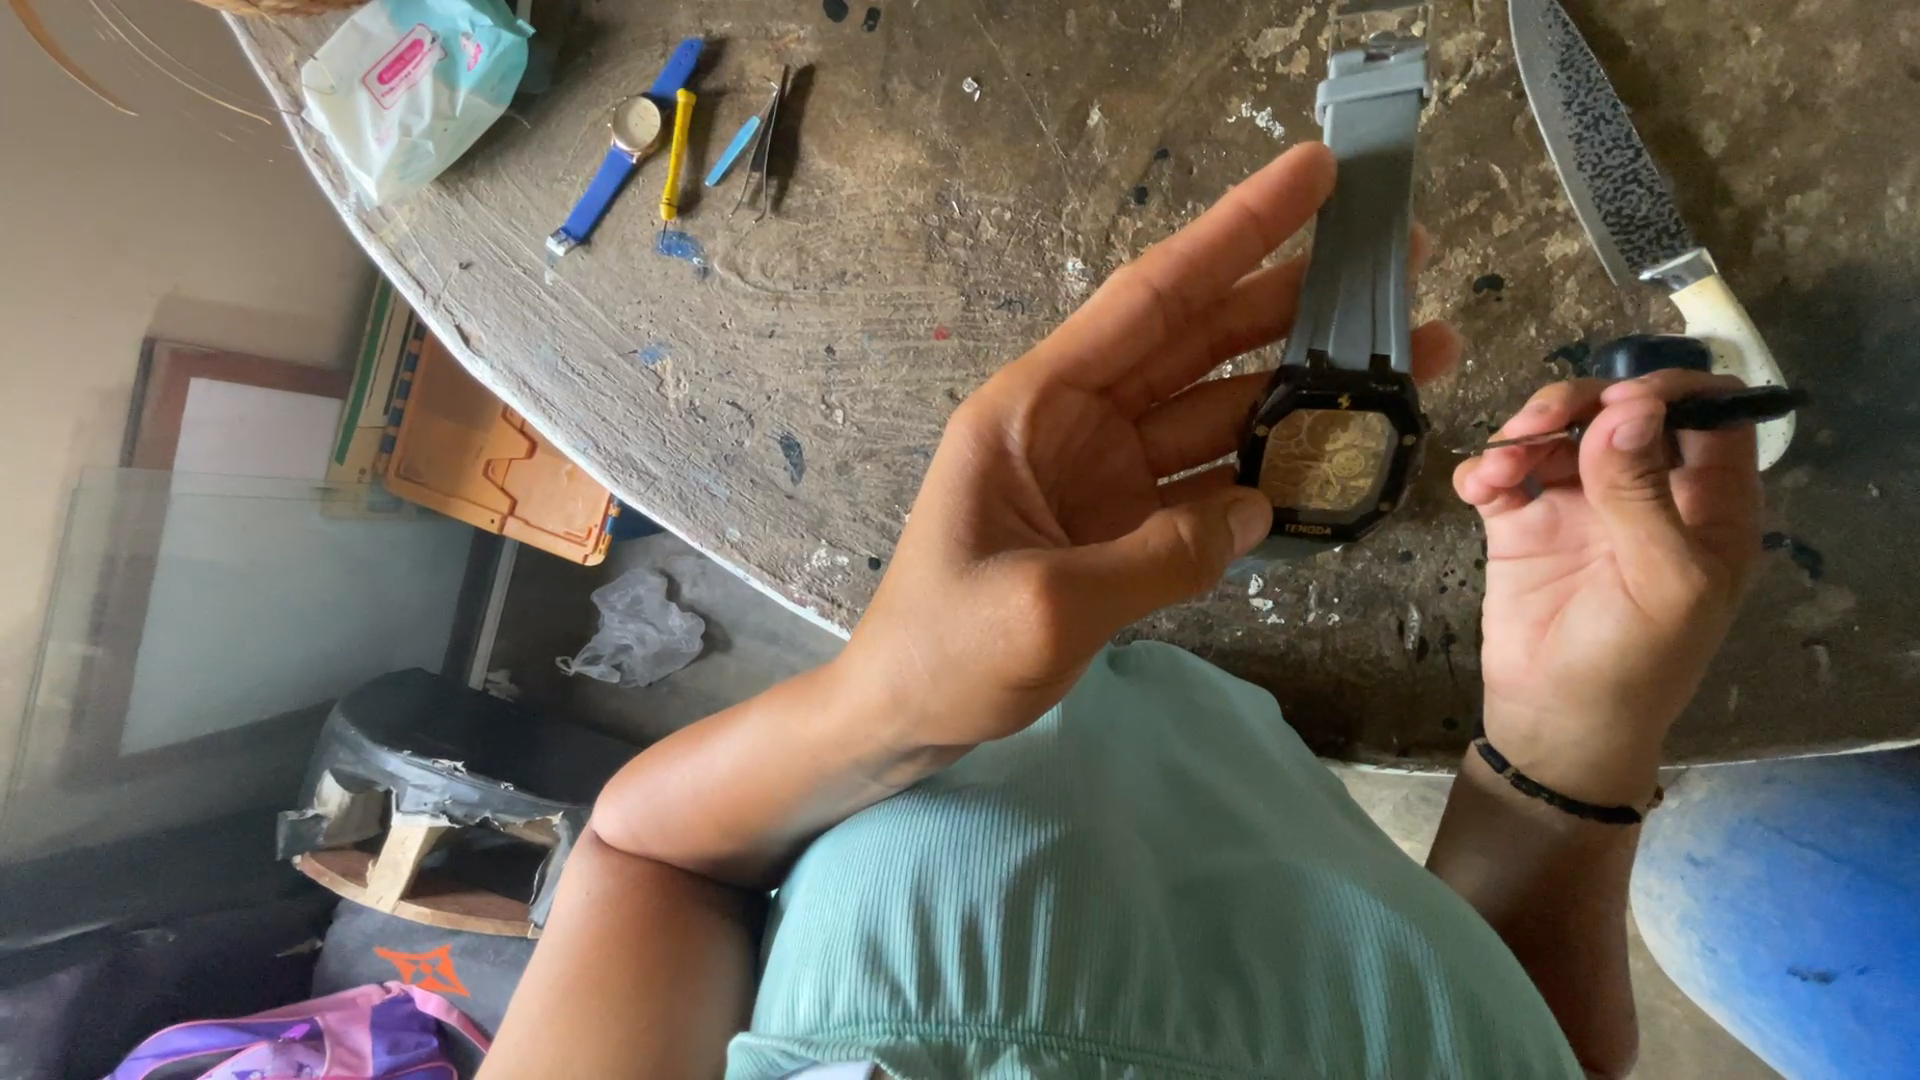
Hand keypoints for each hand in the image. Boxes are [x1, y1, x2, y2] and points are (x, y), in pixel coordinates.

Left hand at [838, 143, 1461, 756]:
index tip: (1316, 173)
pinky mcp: (1121, 528)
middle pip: (1195, 346)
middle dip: (1292, 303)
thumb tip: (1257, 509)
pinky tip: (1333, 461)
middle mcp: (1072, 427)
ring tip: (1407, 363)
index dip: (1234, 234)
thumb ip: (1159, 555)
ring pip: (1214, 416)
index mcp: (1031, 410)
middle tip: (1399, 266)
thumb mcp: (1048, 604)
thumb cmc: (947, 650)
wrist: (908, 711)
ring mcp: (1102, 479)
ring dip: (1300, 391)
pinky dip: (1266, 476)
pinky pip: (1206, 487)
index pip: (1146, 302)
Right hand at [1453, 370, 1762, 804]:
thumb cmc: (1633, 657)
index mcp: (1704, 505)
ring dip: (1520, 438)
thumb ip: (1643, 491)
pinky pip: (1501, 477)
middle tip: (1536, 423)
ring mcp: (1575, 507)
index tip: (1618, 402)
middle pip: (1615, 415)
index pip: (1706, 418)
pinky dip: (1484, 471)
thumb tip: (1625, 407)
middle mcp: (1641, 494)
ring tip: (1495, 470)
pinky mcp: (1517, 525)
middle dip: (1576, 406)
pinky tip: (1476, 488)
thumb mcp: (1661, 577)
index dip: (1668, 394)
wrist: (1552, 711)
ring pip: (1552, 437)